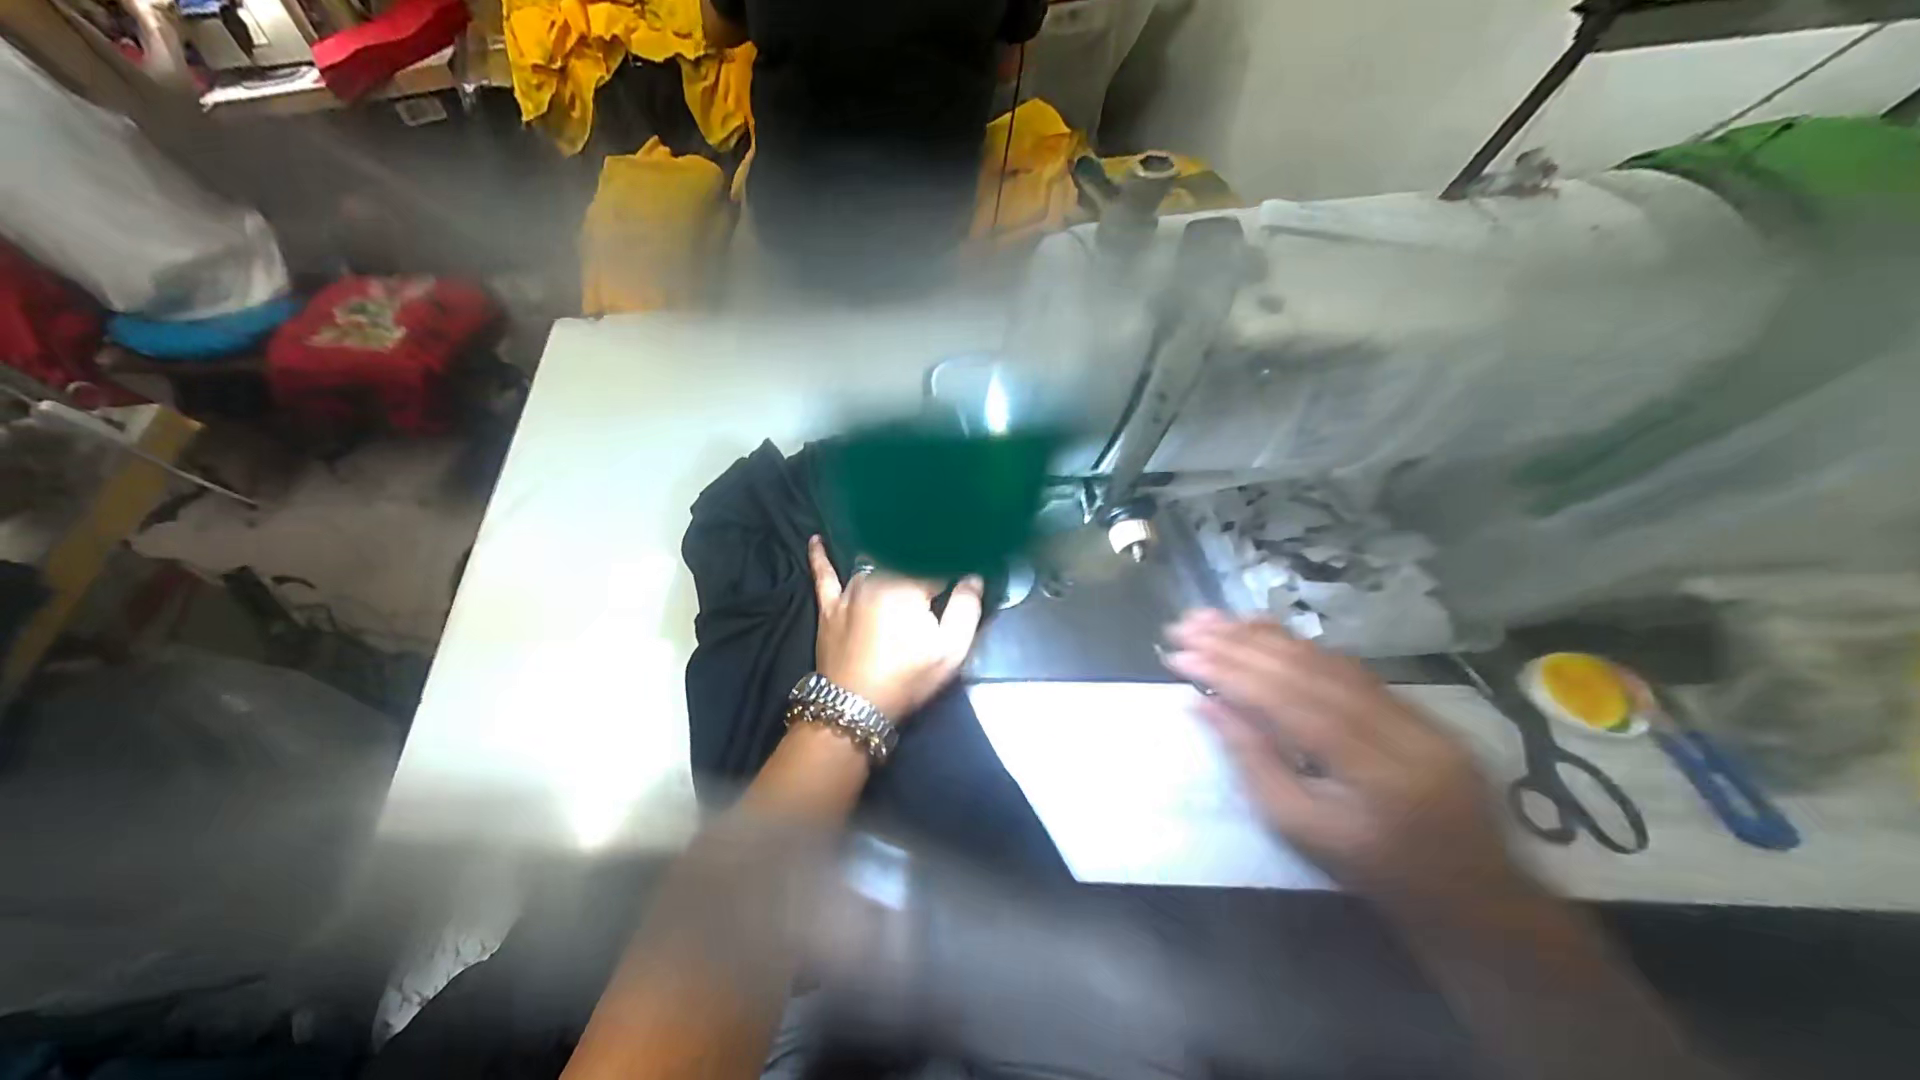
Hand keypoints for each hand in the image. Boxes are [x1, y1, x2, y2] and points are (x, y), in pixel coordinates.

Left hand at [809, 535, 984, 720]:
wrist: (854, 707)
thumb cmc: (907, 678)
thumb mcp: (950, 650)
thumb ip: (966, 607)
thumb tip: (973, 576)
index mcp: (908, 584)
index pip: (938, 562)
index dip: (954, 568)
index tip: (965, 572)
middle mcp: (876, 577)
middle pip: (905, 560)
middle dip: (923, 561)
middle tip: (937, 573)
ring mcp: (849, 591)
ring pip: (873, 563)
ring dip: (888, 559)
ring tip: (900, 552)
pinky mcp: (828, 606)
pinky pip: (823, 575)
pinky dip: (819, 557)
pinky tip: (816, 540)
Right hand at [1162, 610, 1524, 913]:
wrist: (1471, 891)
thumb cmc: (1372, 870)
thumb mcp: (1300, 828)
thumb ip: (1251, 760)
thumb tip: (1203, 704)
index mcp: (1373, 770)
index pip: (1290, 702)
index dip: (1231, 673)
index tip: (1181, 655)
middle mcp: (1398, 728)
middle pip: (1308, 670)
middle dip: (1238, 644)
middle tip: (1185, 625)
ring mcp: (1412, 711)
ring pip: (1327, 659)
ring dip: (1263, 635)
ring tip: (1211, 619)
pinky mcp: (1413, 705)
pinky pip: (1347, 665)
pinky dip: (1297, 645)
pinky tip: (1261, 629)